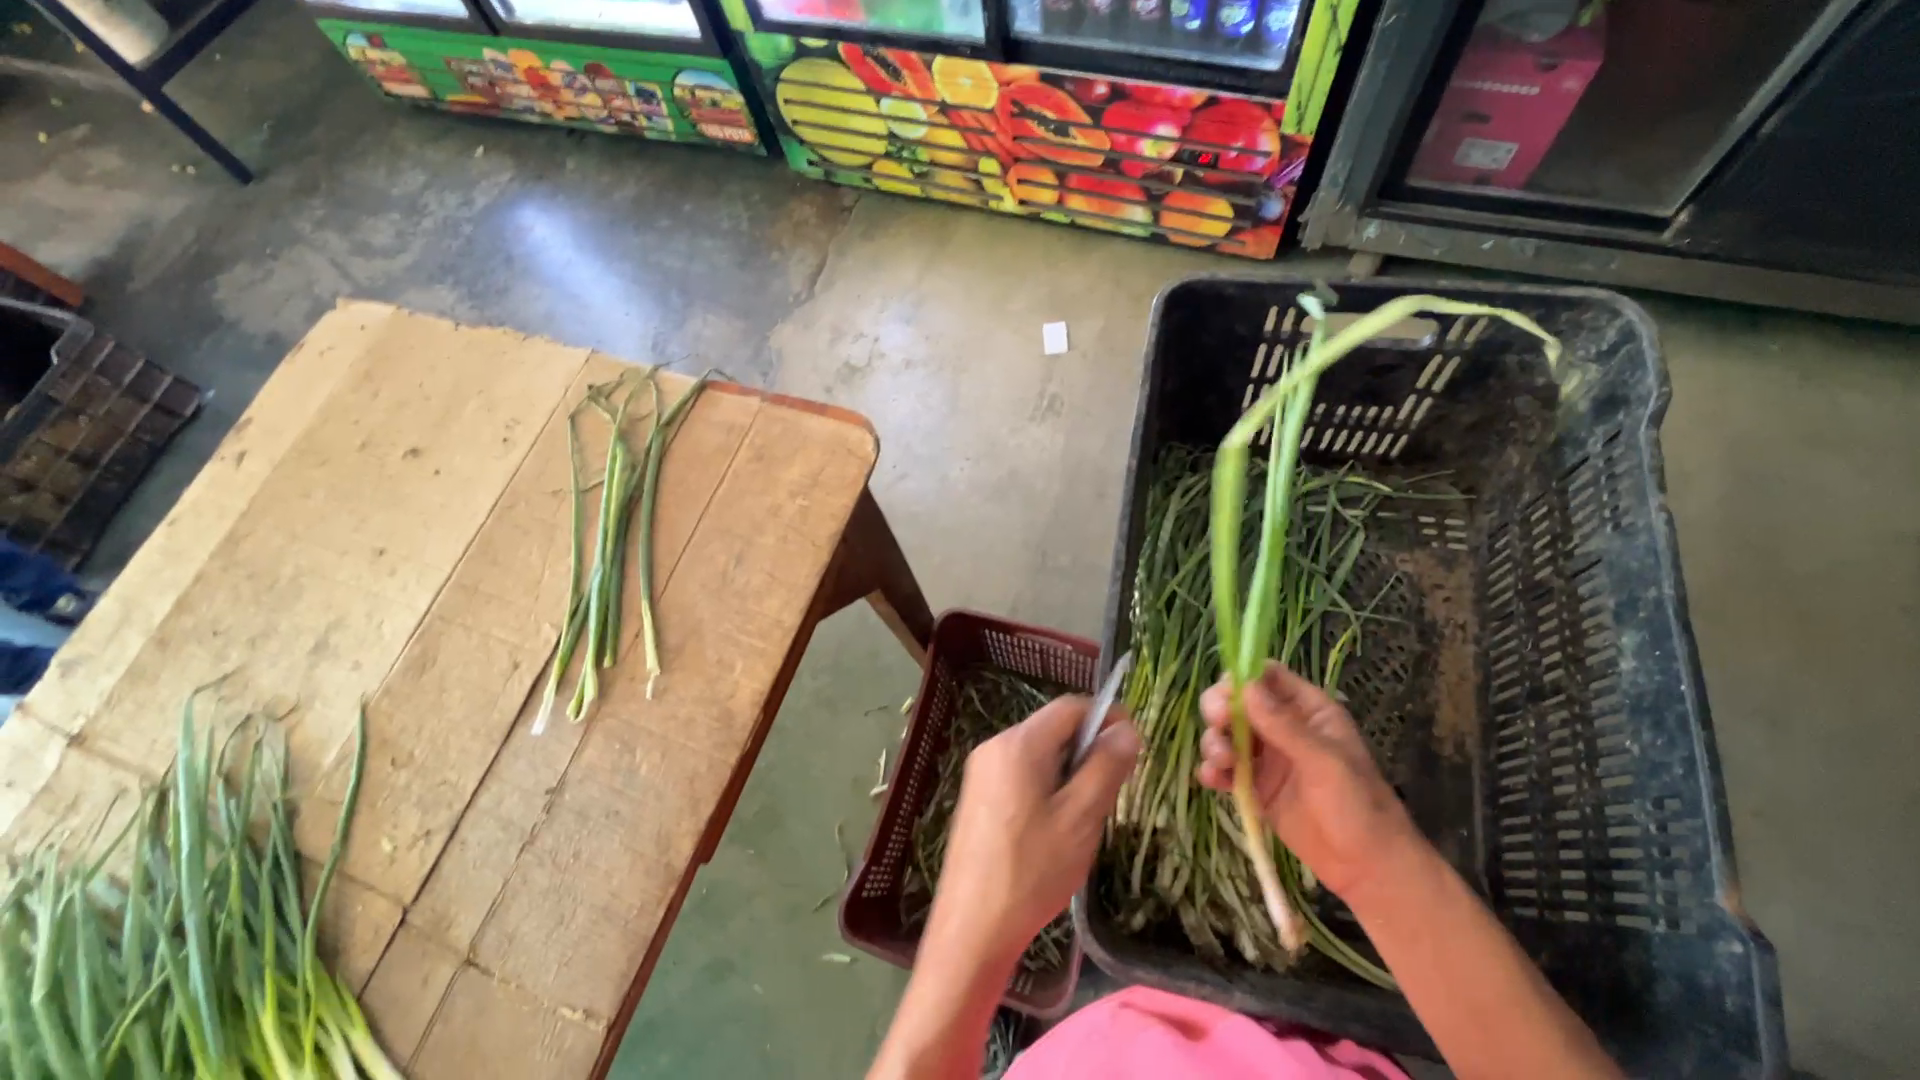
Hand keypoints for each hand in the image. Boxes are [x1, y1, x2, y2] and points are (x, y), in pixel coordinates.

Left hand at [925, 695, 1140, 964]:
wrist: (973, 927)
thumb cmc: (1032, 871)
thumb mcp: (1081, 818)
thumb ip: (1106, 768)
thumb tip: (1127, 730)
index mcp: (1018, 744)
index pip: (1070, 707)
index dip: (1107, 718)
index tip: (1135, 748)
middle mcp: (994, 747)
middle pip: (1053, 730)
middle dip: (1088, 751)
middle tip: (1113, 793)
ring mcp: (981, 773)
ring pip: (1040, 756)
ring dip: (1070, 774)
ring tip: (1086, 819)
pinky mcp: (978, 799)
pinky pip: (1022, 777)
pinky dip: (1047, 790)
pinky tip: (1057, 831)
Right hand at [1196, 662, 1421, 900]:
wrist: (1367, 867)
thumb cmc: (1358, 805)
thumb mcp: (1324, 761)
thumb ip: (1283, 725)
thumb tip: (1244, 686)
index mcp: (1308, 711)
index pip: (1268, 677)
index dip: (1241, 678)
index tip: (1224, 696)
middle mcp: (1284, 728)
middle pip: (1238, 703)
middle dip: (1220, 711)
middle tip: (1218, 726)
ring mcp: (1267, 759)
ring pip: (1226, 735)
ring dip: (1214, 742)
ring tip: (1221, 764)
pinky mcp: (1254, 788)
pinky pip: (1225, 770)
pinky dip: (1212, 771)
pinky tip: (1212, 781)